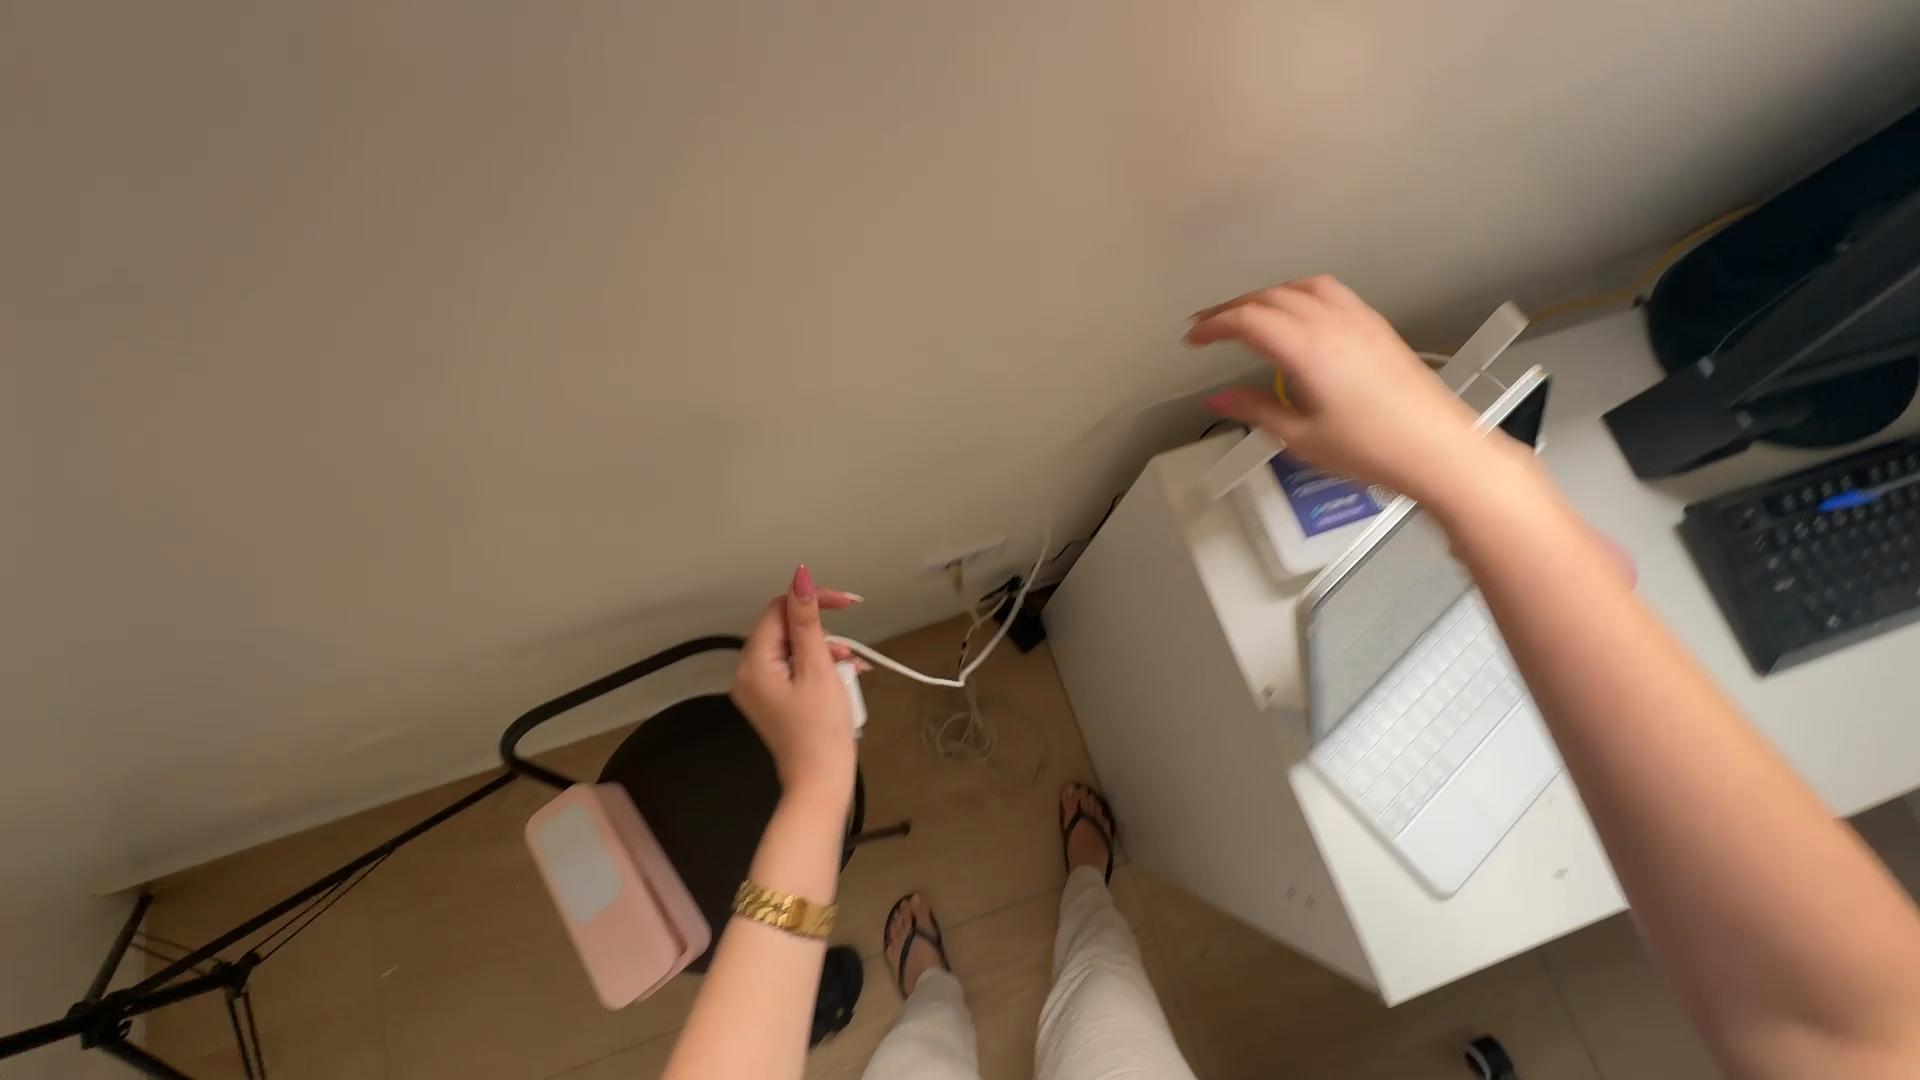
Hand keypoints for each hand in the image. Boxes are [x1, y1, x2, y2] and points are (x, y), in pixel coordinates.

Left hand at [731, 566, 862, 805]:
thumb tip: (800, 578)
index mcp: (753, 663)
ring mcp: (760, 690)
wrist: (821, 781)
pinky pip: (795, 670)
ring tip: (851, 666)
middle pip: (785, 629)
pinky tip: (844, 677)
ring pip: (793, 649)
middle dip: (821, 631)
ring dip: (824, 650)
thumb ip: (808, 621)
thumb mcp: (818, 668)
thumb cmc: (821, 728)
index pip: (779, 610)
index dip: (812, 600)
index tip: (848, 603)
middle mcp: (749, 674)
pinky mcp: (774, 701)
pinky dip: (819, 668)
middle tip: (850, 648)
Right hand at [1187, 276, 1511, 504]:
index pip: (1247, 320)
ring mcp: (1360, 322)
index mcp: (1309, 350)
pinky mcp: (1377, 328)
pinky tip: (1294, 313)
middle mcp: (1335, 325)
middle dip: (1231, 308)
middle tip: (1206, 325)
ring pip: (1300, 287)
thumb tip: (1221, 398)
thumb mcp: (1300, 437)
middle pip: (1269, 297)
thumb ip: (1255, 409)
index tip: (1193, 337)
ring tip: (1245, 314)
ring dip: (1265, 296)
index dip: (1212, 326)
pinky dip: (1298, 294)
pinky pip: (1330, 293)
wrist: (1439, 450)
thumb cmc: (1377, 448)